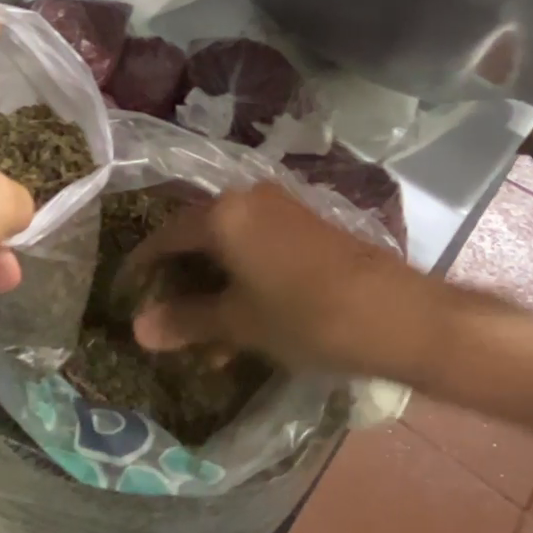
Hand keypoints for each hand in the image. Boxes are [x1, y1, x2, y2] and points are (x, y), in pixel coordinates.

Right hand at [127, 183, 449, 376]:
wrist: (403, 317)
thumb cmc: (306, 315)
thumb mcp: (240, 323)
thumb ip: (187, 321)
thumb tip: (138, 329)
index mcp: (220, 214)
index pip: (164, 236)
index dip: (143, 266)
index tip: (128, 291)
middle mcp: (246, 199)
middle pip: (197, 237)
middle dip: (181, 279)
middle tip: (167, 313)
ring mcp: (281, 210)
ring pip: (230, 246)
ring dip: (215, 286)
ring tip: (209, 334)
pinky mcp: (308, 227)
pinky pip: (258, 247)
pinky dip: (244, 279)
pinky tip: (247, 319)